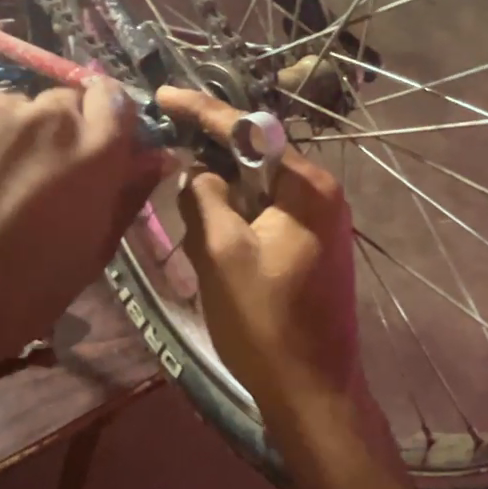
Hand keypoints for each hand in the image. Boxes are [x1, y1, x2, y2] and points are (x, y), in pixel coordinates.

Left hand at [0, 79, 164, 386]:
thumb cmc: (16, 296)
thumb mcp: (89, 255)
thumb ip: (126, 196)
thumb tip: (158, 157)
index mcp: (96, 152)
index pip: (115, 101)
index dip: (105, 123)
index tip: (92, 151)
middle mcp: (50, 116)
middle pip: (66, 104)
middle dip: (60, 133)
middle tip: (37, 178)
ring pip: (18, 110)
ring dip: (15, 135)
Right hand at [157, 87, 358, 415]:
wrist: (313, 392)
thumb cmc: (266, 322)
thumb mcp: (221, 253)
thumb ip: (204, 197)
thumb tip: (197, 171)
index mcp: (307, 186)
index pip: (248, 131)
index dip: (202, 111)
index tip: (164, 96)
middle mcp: (322, 193)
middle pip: (254, 159)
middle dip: (210, 166)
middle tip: (171, 176)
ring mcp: (323, 220)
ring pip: (258, 191)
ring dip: (223, 200)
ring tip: (194, 227)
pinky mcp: (316, 245)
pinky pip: (269, 214)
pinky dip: (239, 220)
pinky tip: (217, 243)